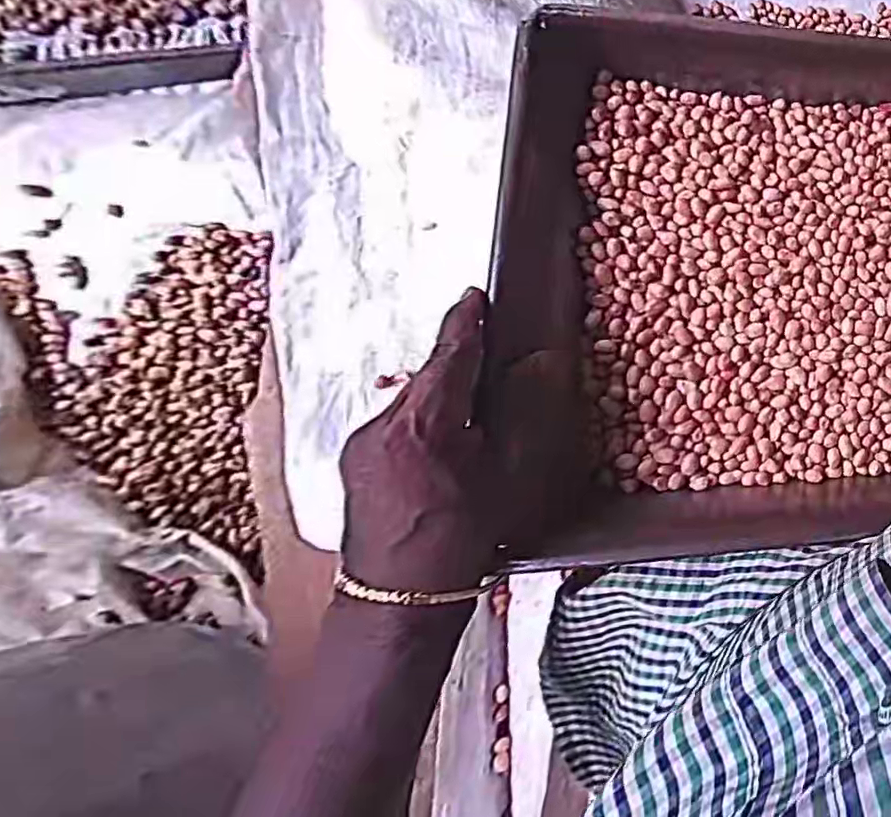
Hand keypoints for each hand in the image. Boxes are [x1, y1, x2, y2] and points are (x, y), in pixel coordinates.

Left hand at [339, 288, 579, 592]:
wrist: (403, 594)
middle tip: (491, 352)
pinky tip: (447, 437)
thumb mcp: (510, 468)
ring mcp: (360, 445)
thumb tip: (537, 361)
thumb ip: (523, 408)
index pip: (450, 356)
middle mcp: (382, 425)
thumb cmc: (467, 530)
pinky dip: (424, 417)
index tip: (474, 296)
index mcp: (424, 422)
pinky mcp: (352, 463)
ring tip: (475, 408)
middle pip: (429, 376)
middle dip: (459, 361)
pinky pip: (396, 423)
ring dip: (444, 393)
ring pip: (412, 400)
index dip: (465, 322)